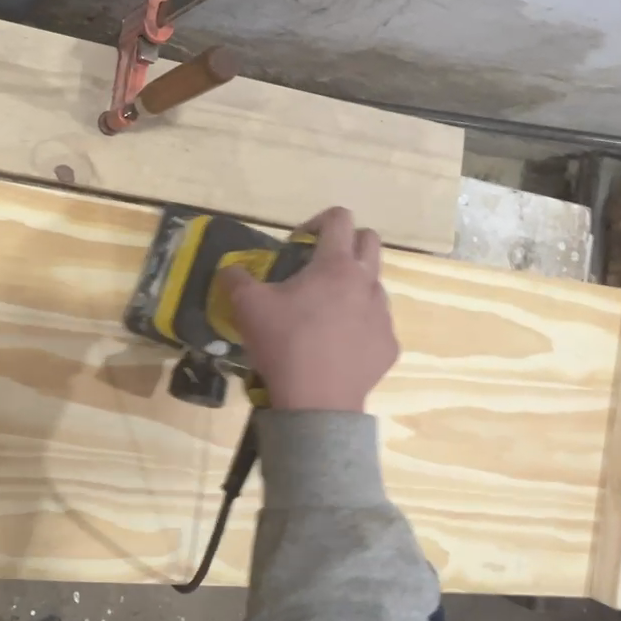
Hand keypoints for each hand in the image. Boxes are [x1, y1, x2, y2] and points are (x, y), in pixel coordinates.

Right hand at [220, 207, 397, 413]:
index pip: (339, 219)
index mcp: (335, 265)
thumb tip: (230, 269)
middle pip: (370, 241)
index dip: (317, 220)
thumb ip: (235, 277)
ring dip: (352, 285)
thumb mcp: (246, 305)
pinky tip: (334, 343)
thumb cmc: (284, 343)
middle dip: (345, 242)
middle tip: (317, 264)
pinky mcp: (389, 344)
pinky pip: (376, 322)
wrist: (316, 401)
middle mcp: (367, 283)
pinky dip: (357, 323)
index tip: (297, 242)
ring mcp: (383, 315)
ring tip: (323, 310)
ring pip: (374, 283)